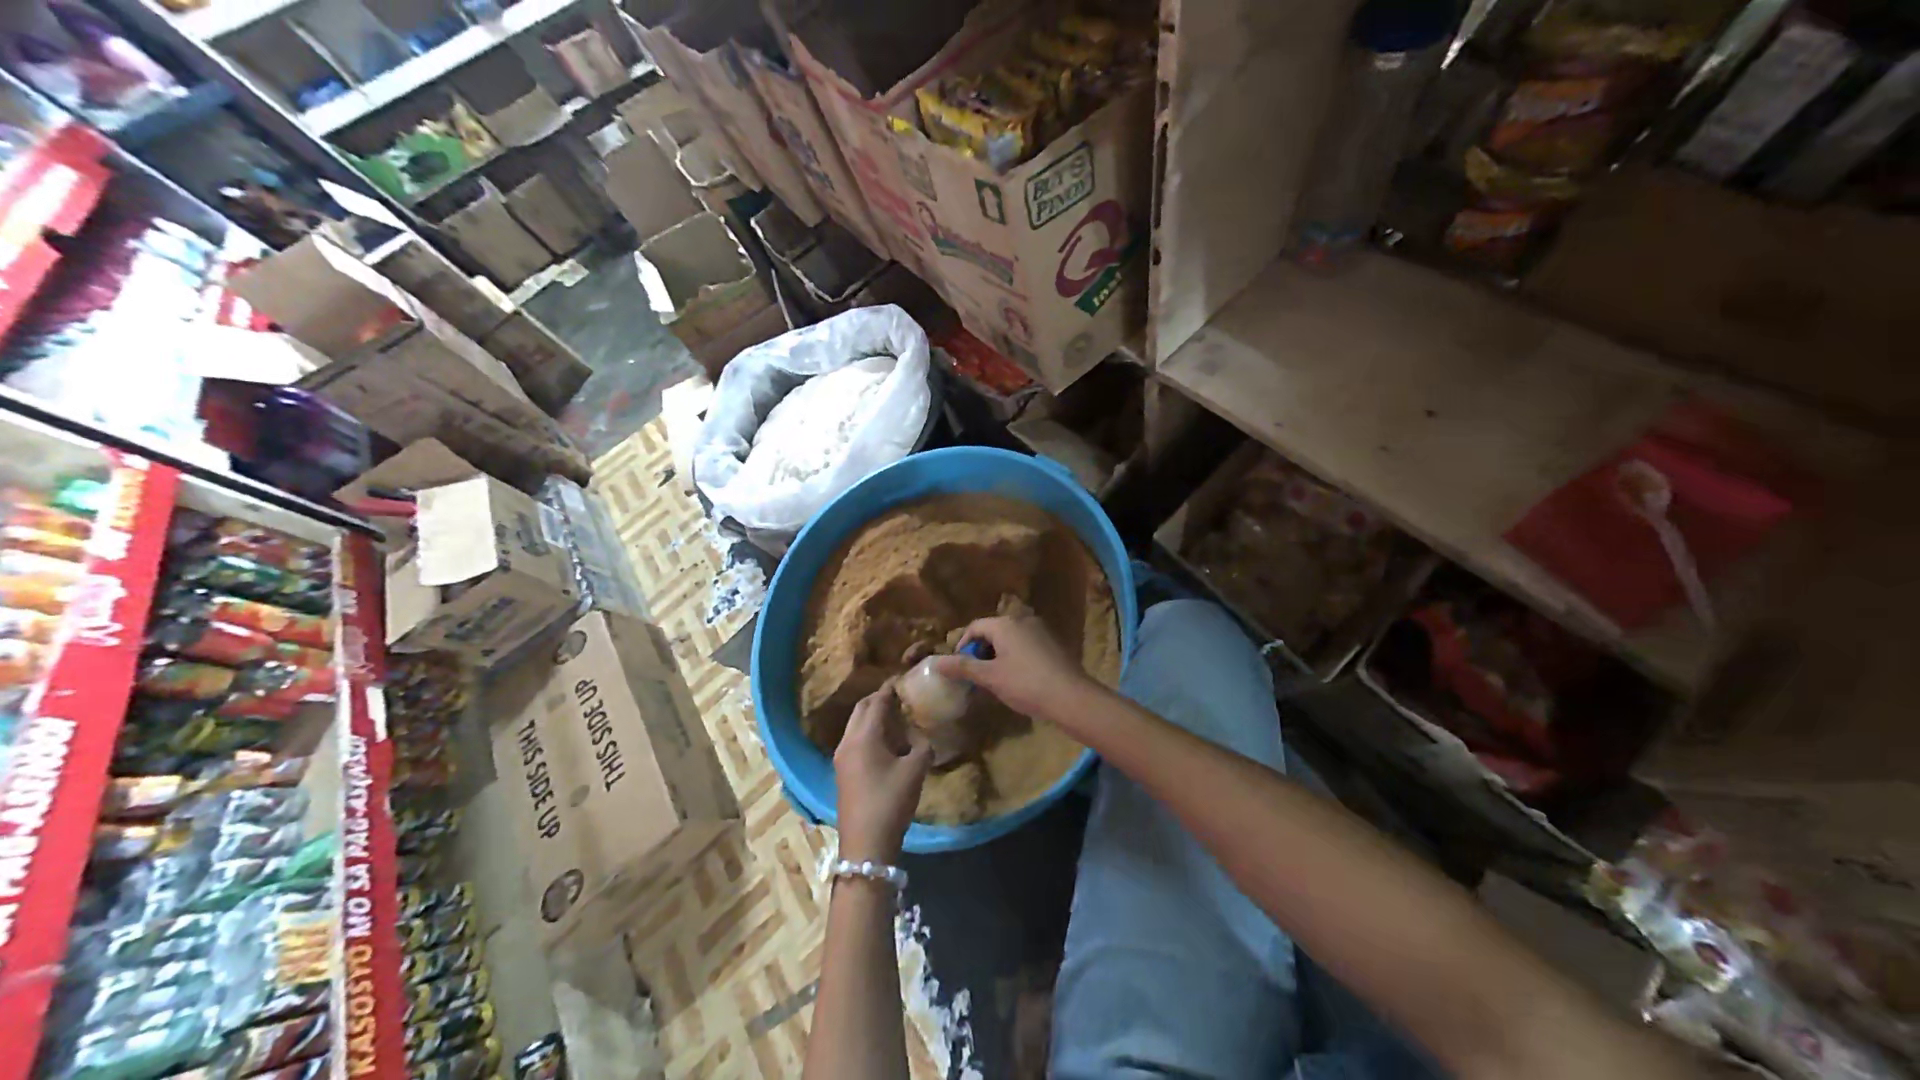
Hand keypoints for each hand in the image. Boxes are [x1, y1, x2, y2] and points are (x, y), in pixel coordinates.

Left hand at [833, 682, 930, 861]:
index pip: (877, 701)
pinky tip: (887, 743)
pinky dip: (869, 732)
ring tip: (896, 718)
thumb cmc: (891, 801)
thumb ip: (922, 745)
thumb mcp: (916, 770)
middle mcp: (847, 741)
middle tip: (900, 696)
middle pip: (861, 709)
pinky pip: (854, 740)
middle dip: (879, 699)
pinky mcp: (842, 772)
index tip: (903, 679)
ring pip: (855, 725)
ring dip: (873, 717)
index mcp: (864, 736)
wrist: (866, 844)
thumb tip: (921, 736)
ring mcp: (841, 758)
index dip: (890, 689)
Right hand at [930, 613, 1097, 724]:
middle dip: (980, 651)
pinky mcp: (1053, 644)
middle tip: (975, 675)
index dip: (962, 645)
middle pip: (993, 630)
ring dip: (997, 654)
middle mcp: (1023, 620)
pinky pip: (1025, 645)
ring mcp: (1040, 631)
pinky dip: (1014, 656)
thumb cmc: (1025, 684)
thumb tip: (936, 662)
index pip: (975, 626)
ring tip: (993, 678)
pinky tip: (1016, 678)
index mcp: (1005, 624)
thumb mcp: (990, 677)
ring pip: (1010, 638)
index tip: (958, 667)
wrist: (1071, 696)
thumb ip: (963, 668)